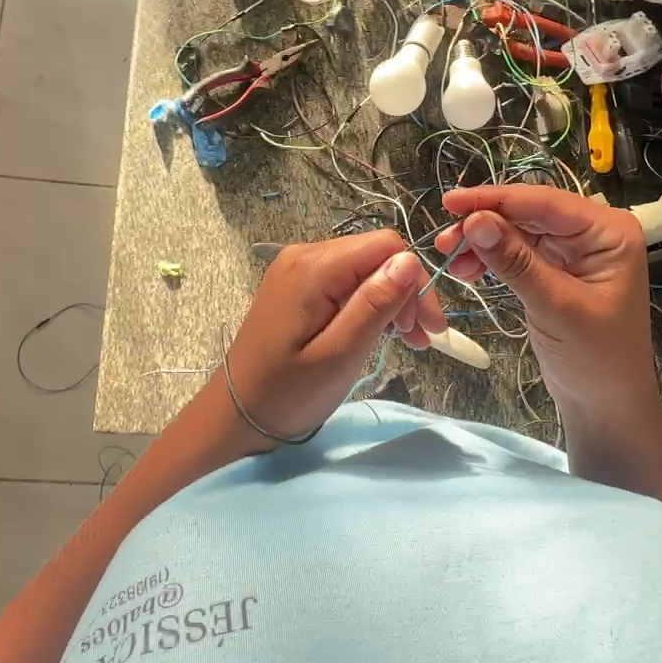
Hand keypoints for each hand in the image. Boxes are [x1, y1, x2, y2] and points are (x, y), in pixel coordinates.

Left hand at [220, 230, 446, 442]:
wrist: (234, 416)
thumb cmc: (286, 393)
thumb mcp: (339, 354)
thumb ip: (374, 305)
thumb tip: (411, 261)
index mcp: (313, 267)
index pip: (386, 246)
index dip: (415, 282)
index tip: (427, 328)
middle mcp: (304, 256)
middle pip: (376, 256)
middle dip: (405, 294)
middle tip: (419, 342)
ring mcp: (296, 270)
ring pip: (363, 269)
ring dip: (390, 302)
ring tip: (405, 342)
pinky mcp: (296, 288)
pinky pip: (344, 283)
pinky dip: (368, 305)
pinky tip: (377, 333)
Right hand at [434, 186, 660, 422]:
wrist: (606, 404)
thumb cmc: (596, 357)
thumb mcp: (555, 306)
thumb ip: (515, 261)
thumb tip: (475, 221)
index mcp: (608, 231)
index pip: (544, 202)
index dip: (495, 200)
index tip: (450, 202)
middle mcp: (592, 233)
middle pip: (528, 214)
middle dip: (484, 223)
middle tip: (444, 241)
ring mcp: (572, 252)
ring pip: (518, 232)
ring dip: (483, 242)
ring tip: (449, 258)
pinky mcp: (555, 271)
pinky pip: (517, 254)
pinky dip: (491, 258)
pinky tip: (467, 270)